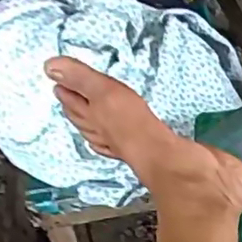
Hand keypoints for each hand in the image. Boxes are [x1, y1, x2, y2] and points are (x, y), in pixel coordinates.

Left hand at [45, 57, 241, 211]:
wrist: (191, 176)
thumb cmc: (148, 139)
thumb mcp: (109, 98)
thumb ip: (85, 82)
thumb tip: (50, 65)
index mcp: (106, 129)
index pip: (81, 109)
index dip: (70, 94)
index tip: (59, 81)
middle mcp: (124, 143)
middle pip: (97, 126)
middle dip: (85, 112)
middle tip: (74, 96)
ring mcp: (150, 151)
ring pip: (121, 136)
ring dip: (110, 126)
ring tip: (104, 115)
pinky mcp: (176, 155)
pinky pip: (156, 139)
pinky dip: (149, 133)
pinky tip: (154, 133)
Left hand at [46, 57, 172, 158]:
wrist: (154, 152)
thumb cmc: (130, 119)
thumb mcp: (103, 89)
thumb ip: (78, 76)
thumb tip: (47, 66)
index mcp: (90, 112)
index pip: (72, 99)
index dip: (64, 89)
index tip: (57, 82)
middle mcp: (97, 129)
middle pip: (79, 117)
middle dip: (71, 107)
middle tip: (65, 99)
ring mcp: (112, 143)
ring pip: (91, 133)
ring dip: (84, 126)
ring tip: (79, 119)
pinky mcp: (127, 153)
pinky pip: (108, 148)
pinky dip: (101, 144)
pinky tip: (101, 144)